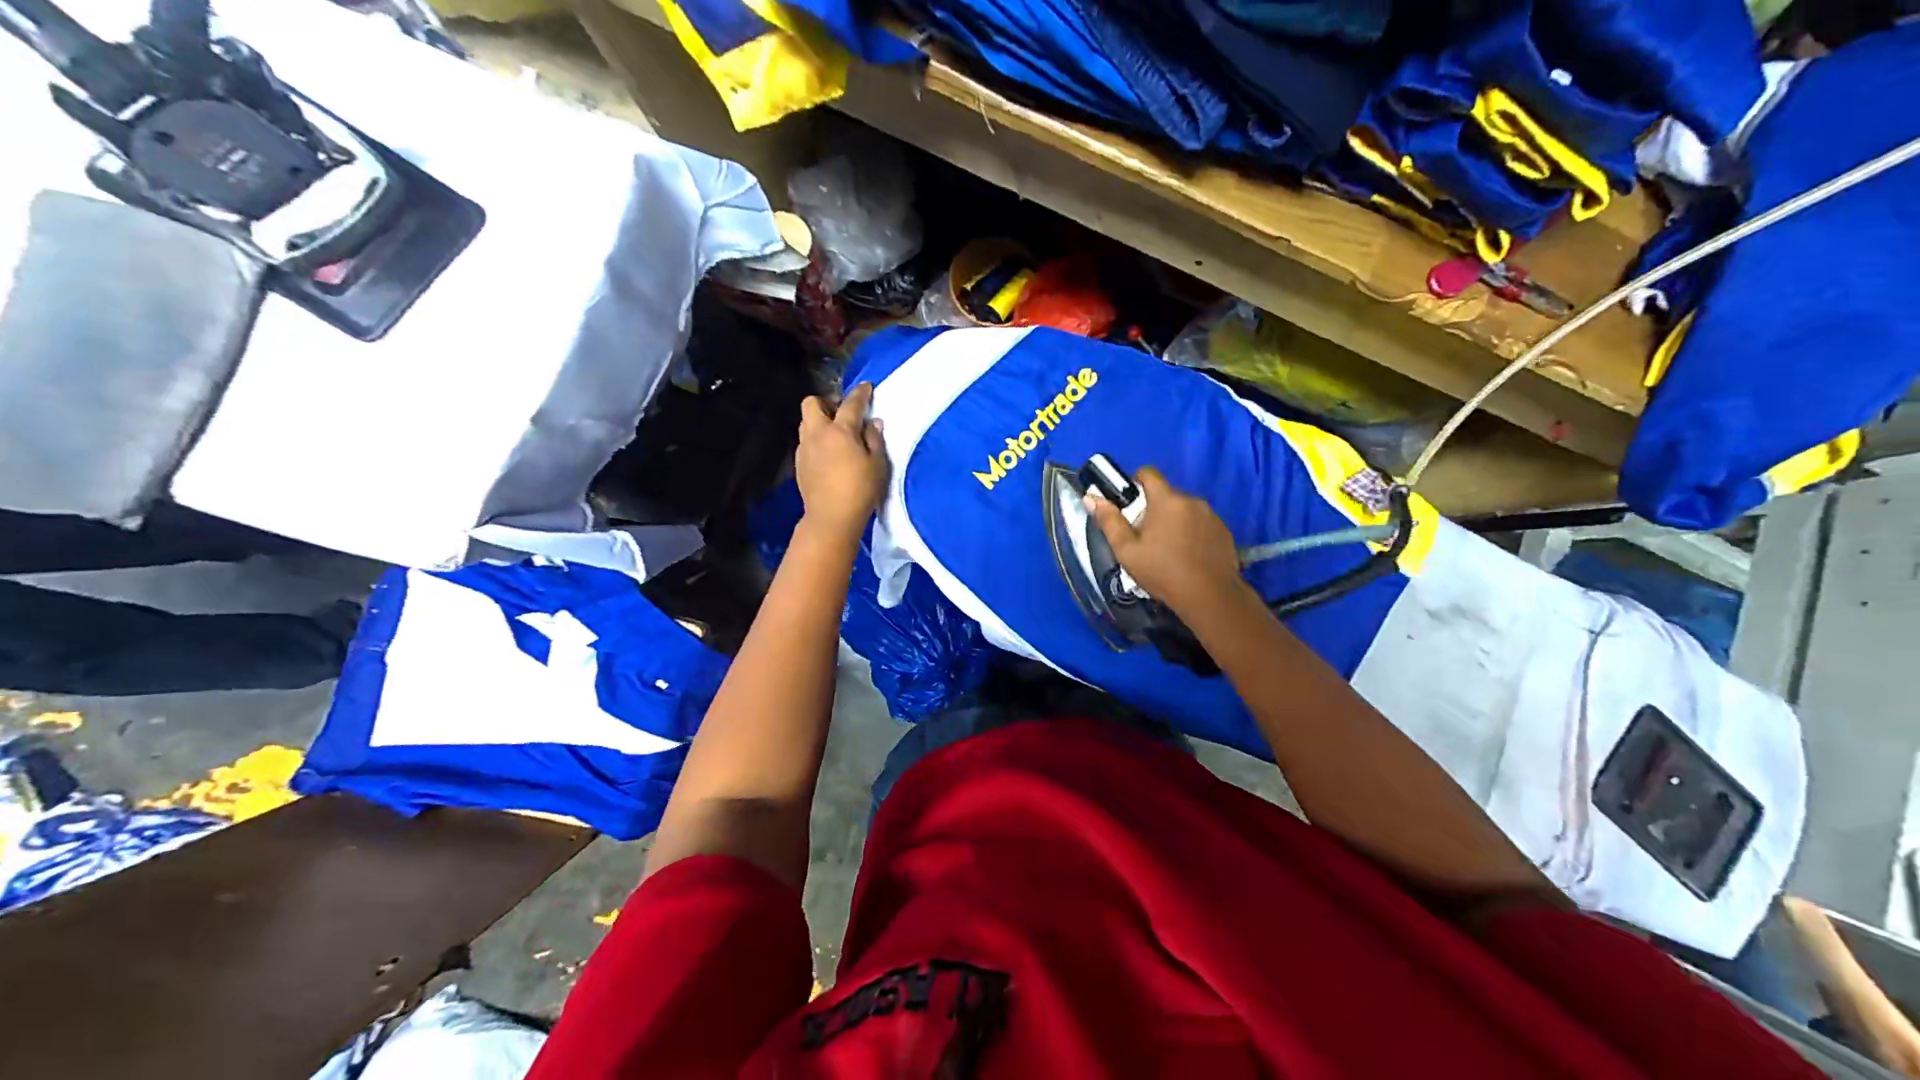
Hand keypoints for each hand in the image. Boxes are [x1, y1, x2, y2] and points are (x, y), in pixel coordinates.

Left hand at [796, 382, 888, 539]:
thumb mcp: (878, 464)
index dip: (860, 393)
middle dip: (826, 402)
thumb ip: (874, 439)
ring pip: (806, 422)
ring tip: (835, 434)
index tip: (866, 387)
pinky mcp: (799, 463)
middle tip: (842, 413)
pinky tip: (828, 454)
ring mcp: (804, 448)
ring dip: (819, 420)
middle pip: (812, 403)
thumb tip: (872, 422)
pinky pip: (805, 441)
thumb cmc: (860, 490)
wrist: (831, 518)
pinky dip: (816, 440)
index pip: (851, 403)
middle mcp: (818, 434)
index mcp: (840, 431)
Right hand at [1086, 466, 1245, 614]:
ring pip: (1185, 510)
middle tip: (1144, 538)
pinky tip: (1189, 557)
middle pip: (1166, 495)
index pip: (1148, 473)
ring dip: (1174, 522)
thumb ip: (1109, 522)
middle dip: (1153, 510)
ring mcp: (1211, 515)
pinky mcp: (1224, 531)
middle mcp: (1192, 500)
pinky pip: (1202, 524)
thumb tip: (1090, 498)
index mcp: (1166, 500)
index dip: (1135, 482)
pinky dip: (1193, 533)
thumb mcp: (1127, 551)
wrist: (1210, 597)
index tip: (1129, 504)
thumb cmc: (1163, 572)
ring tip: (1168, 550)